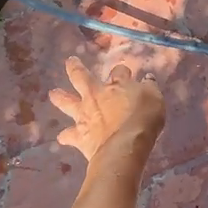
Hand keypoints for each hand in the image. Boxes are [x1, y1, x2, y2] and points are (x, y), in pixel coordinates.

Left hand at [48, 57, 163, 161]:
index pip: (119, 71)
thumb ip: (149, 87)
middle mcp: (96, 95)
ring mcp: (85, 115)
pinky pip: (68, 135)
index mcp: (117, 85)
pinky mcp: (79, 136)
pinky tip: (63, 137)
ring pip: (67, 102)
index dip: (122, 71)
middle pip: (82, 77)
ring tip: (53, 93)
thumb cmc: (144, 118)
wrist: (125, 146)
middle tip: (70, 61)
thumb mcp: (155, 98)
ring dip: (60, 97)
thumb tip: (147, 79)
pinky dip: (66, 136)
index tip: (125, 73)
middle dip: (76, 68)